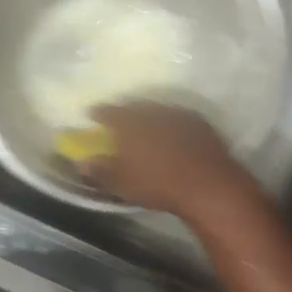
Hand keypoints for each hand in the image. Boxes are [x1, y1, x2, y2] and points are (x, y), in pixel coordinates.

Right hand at [86, 102, 254, 217]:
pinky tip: (172, 132)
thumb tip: (82, 163)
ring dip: (149, 115)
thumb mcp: (122, 183)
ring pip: (158, 109)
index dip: (99, 112)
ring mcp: (179, 114)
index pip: (109, 112)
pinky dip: (171, 123)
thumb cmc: (157, 184)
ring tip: (146, 125)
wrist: (208, 185)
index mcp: (130, 123)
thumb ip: (101, 171)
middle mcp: (152, 112)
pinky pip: (179, 117)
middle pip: (134, 106)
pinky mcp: (200, 123)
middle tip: (119, 119)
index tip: (92, 114)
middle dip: (125, 111)